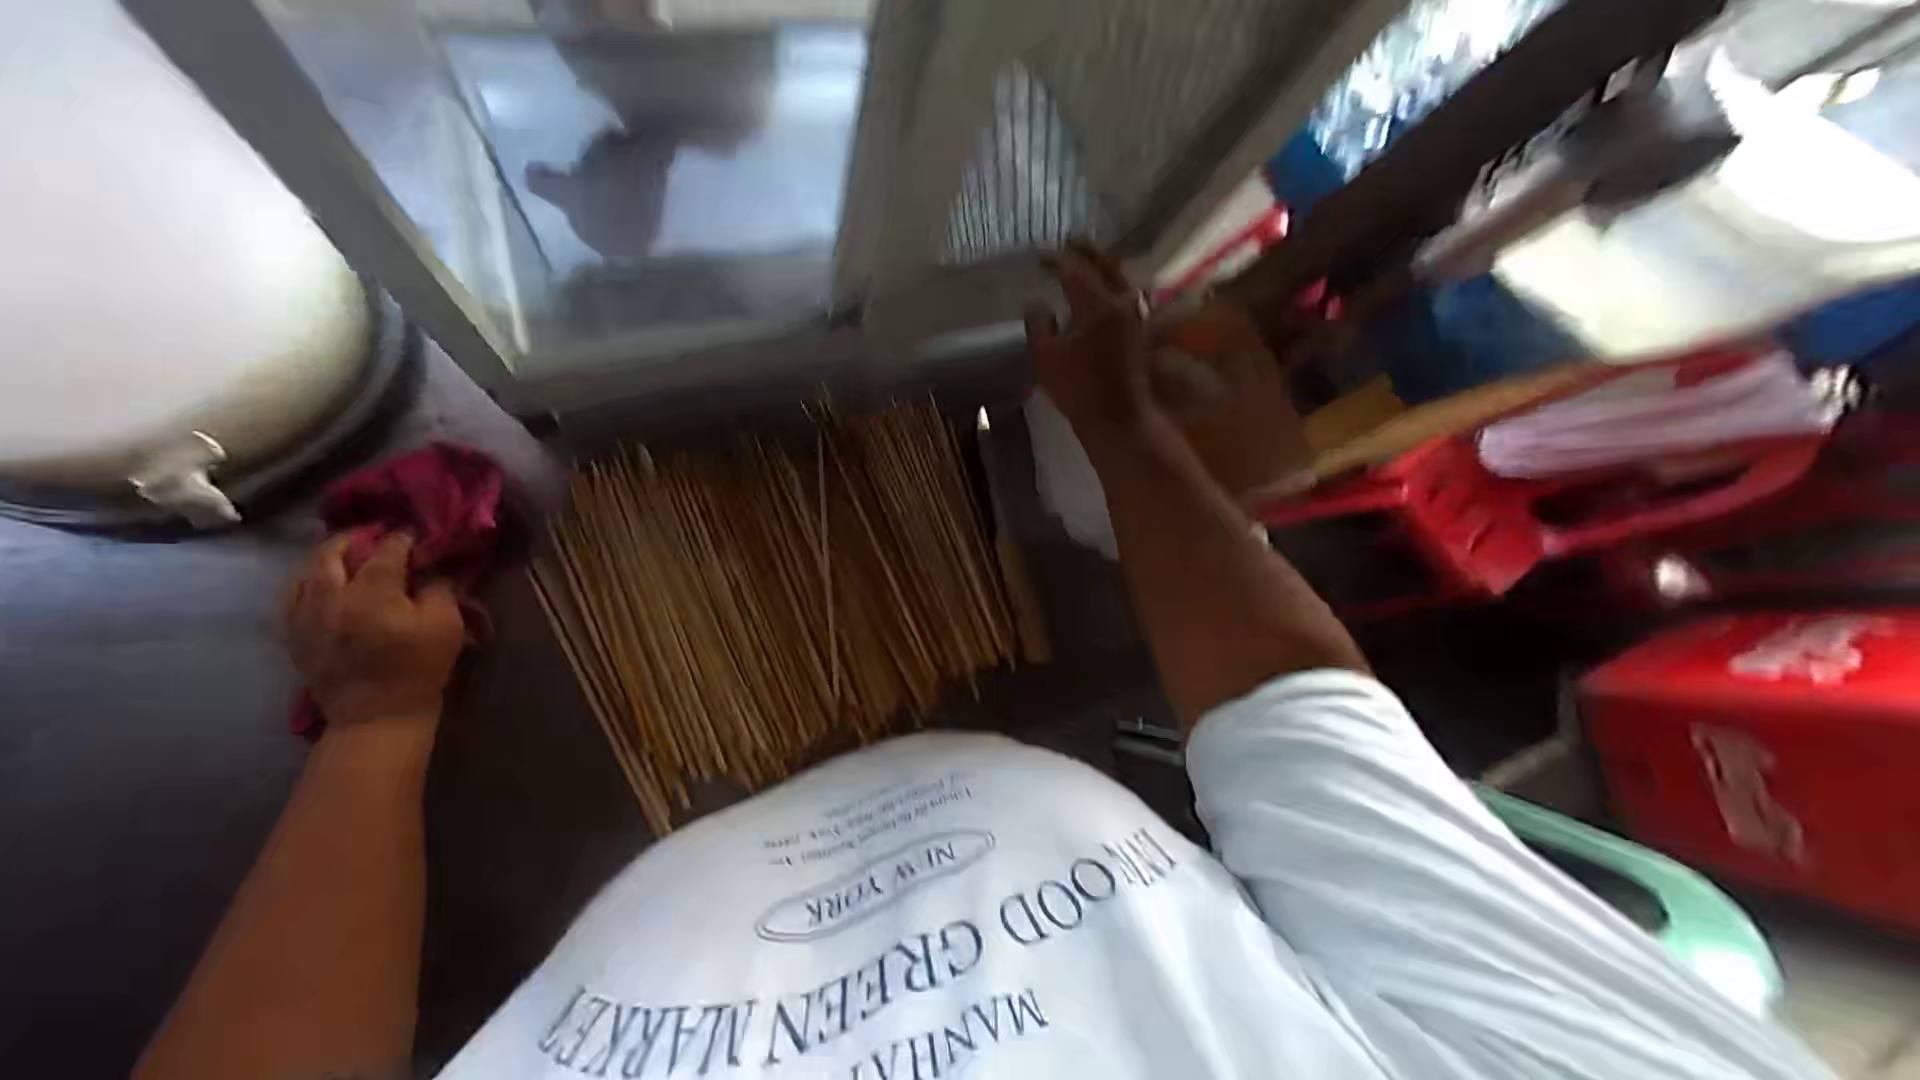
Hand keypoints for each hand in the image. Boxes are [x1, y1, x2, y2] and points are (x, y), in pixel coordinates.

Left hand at [285, 533, 465, 728]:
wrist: (377, 713)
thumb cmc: (419, 667)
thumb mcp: (445, 625)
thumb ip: (439, 589)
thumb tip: (433, 569)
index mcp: (373, 593)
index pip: (386, 550)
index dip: (401, 538)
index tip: (414, 534)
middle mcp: (331, 597)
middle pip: (332, 553)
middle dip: (354, 539)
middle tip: (373, 535)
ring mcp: (304, 615)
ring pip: (305, 572)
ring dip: (326, 557)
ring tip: (344, 554)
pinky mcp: (293, 634)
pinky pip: (290, 596)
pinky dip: (305, 582)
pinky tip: (318, 583)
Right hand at [1025, 241, 1161, 439]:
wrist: (1118, 420)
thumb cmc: (1079, 389)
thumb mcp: (1045, 357)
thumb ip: (1038, 323)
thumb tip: (1036, 301)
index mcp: (1098, 303)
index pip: (1073, 268)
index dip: (1054, 259)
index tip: (1038, 257)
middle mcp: (1122, 300)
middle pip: (1105, 263)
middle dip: (1084, 251)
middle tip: (1067, 243)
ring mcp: (1136, 314)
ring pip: (1120, 277)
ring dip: (1101, 266)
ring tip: (1082, 263)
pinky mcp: (1140, 329)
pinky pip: (1125, 294)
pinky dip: (1110, 285)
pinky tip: (1099, 291)